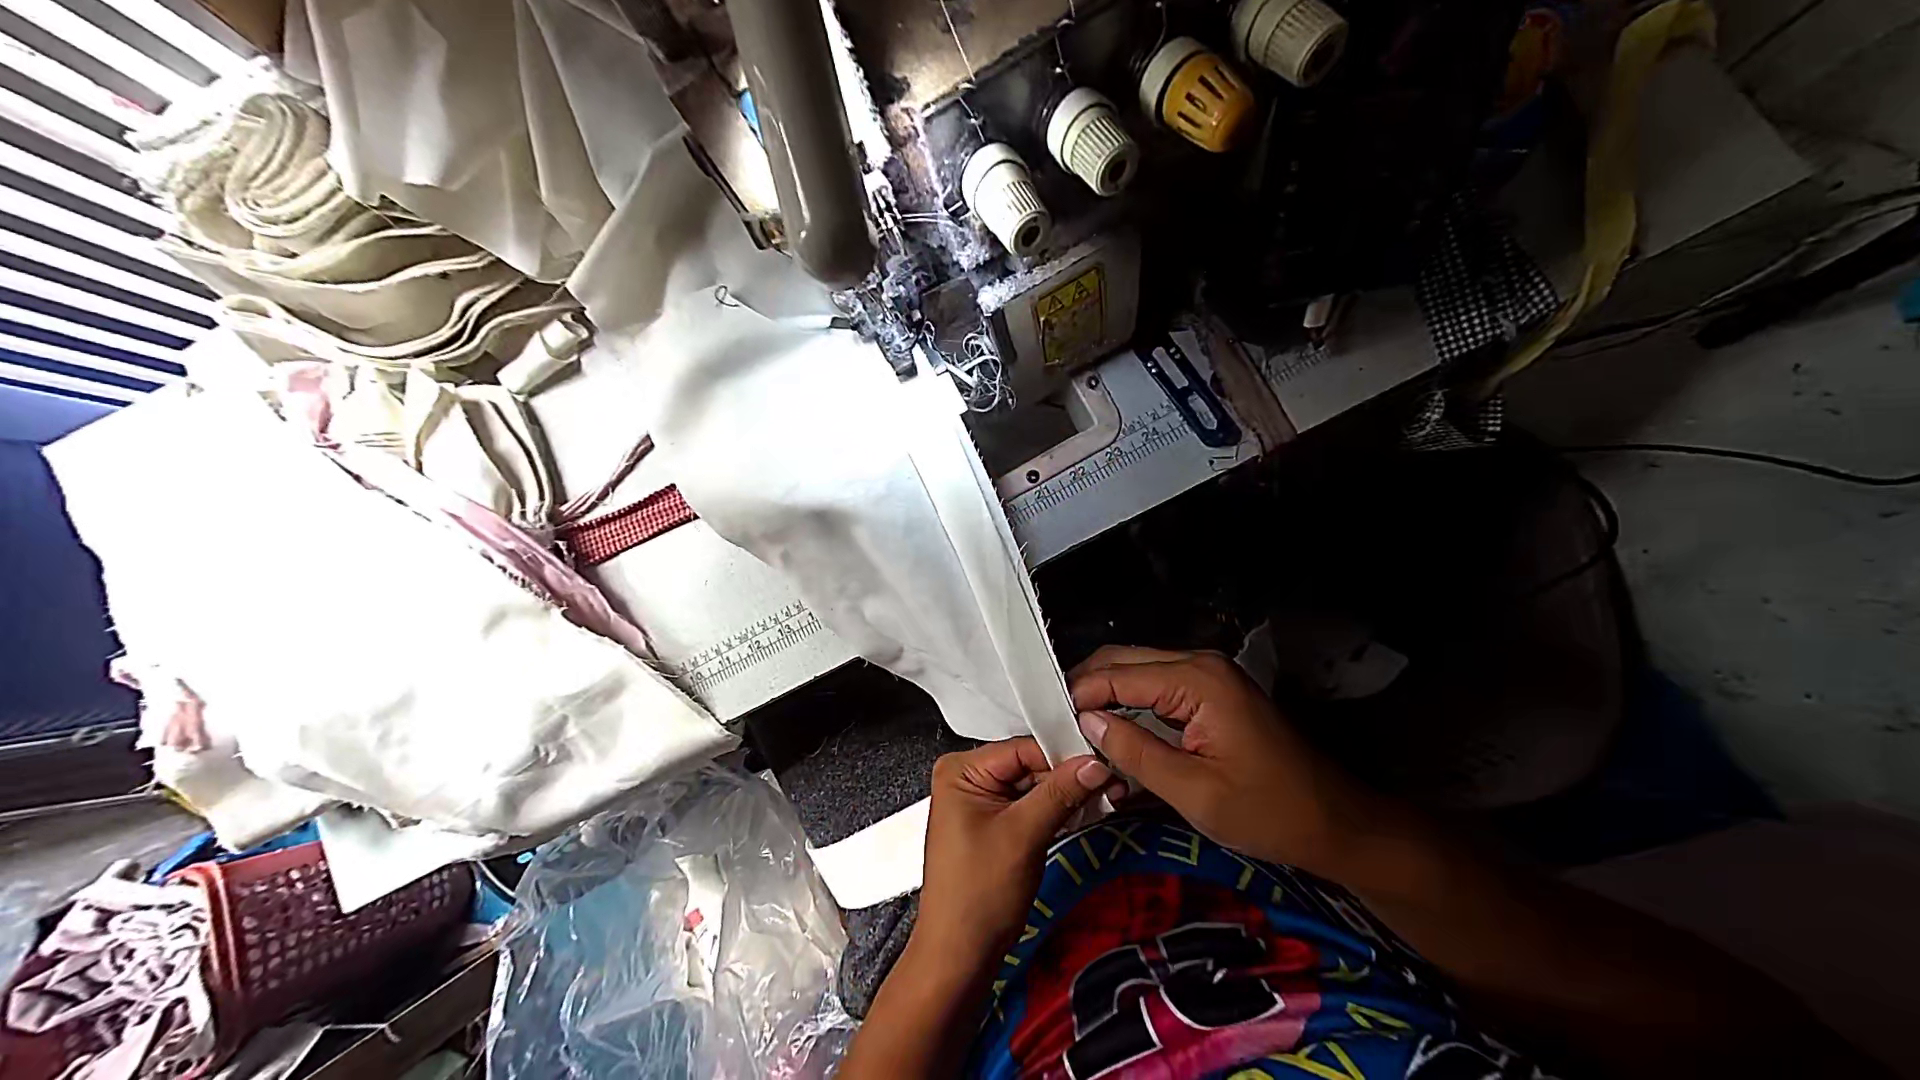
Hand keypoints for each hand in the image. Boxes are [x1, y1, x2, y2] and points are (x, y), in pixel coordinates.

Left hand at [916, 738, 1126, 962]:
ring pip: (1034, 785)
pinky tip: (1084, 812)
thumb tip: (1094, 763)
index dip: (1064, 755)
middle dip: (1069, 776)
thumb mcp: (1023, 835)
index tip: (1102, 763)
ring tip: (1104, 798)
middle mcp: (968, 778)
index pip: (1023, 748)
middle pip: (1029, 764)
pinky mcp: (994, 823)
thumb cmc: (977, 895)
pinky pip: (1030, 805)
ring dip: (1067, 794)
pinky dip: (1056, 810)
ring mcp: (981, 802)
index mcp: (961, 770)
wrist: (960, 955)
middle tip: (1111, 783)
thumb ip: (1060, 793)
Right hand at [1069, 645, 1390, 880]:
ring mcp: (1208, 675)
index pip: (1116, 675)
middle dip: (1086, 689)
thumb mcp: (1194, 792)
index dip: (1077, 697)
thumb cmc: (1269, 812)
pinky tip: (1112, 729)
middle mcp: (1200, 664)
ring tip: (1075, 729)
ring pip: (1137, 672)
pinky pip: (1157, 687)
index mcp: (1197, 680)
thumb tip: (1086, 722)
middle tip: (1054, 725)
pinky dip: (1129, 704)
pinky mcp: (1211, 692)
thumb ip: (1134, 752)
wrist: (1338, 824)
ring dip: (1106, 696)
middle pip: (1122, 661)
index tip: (1045, 724)